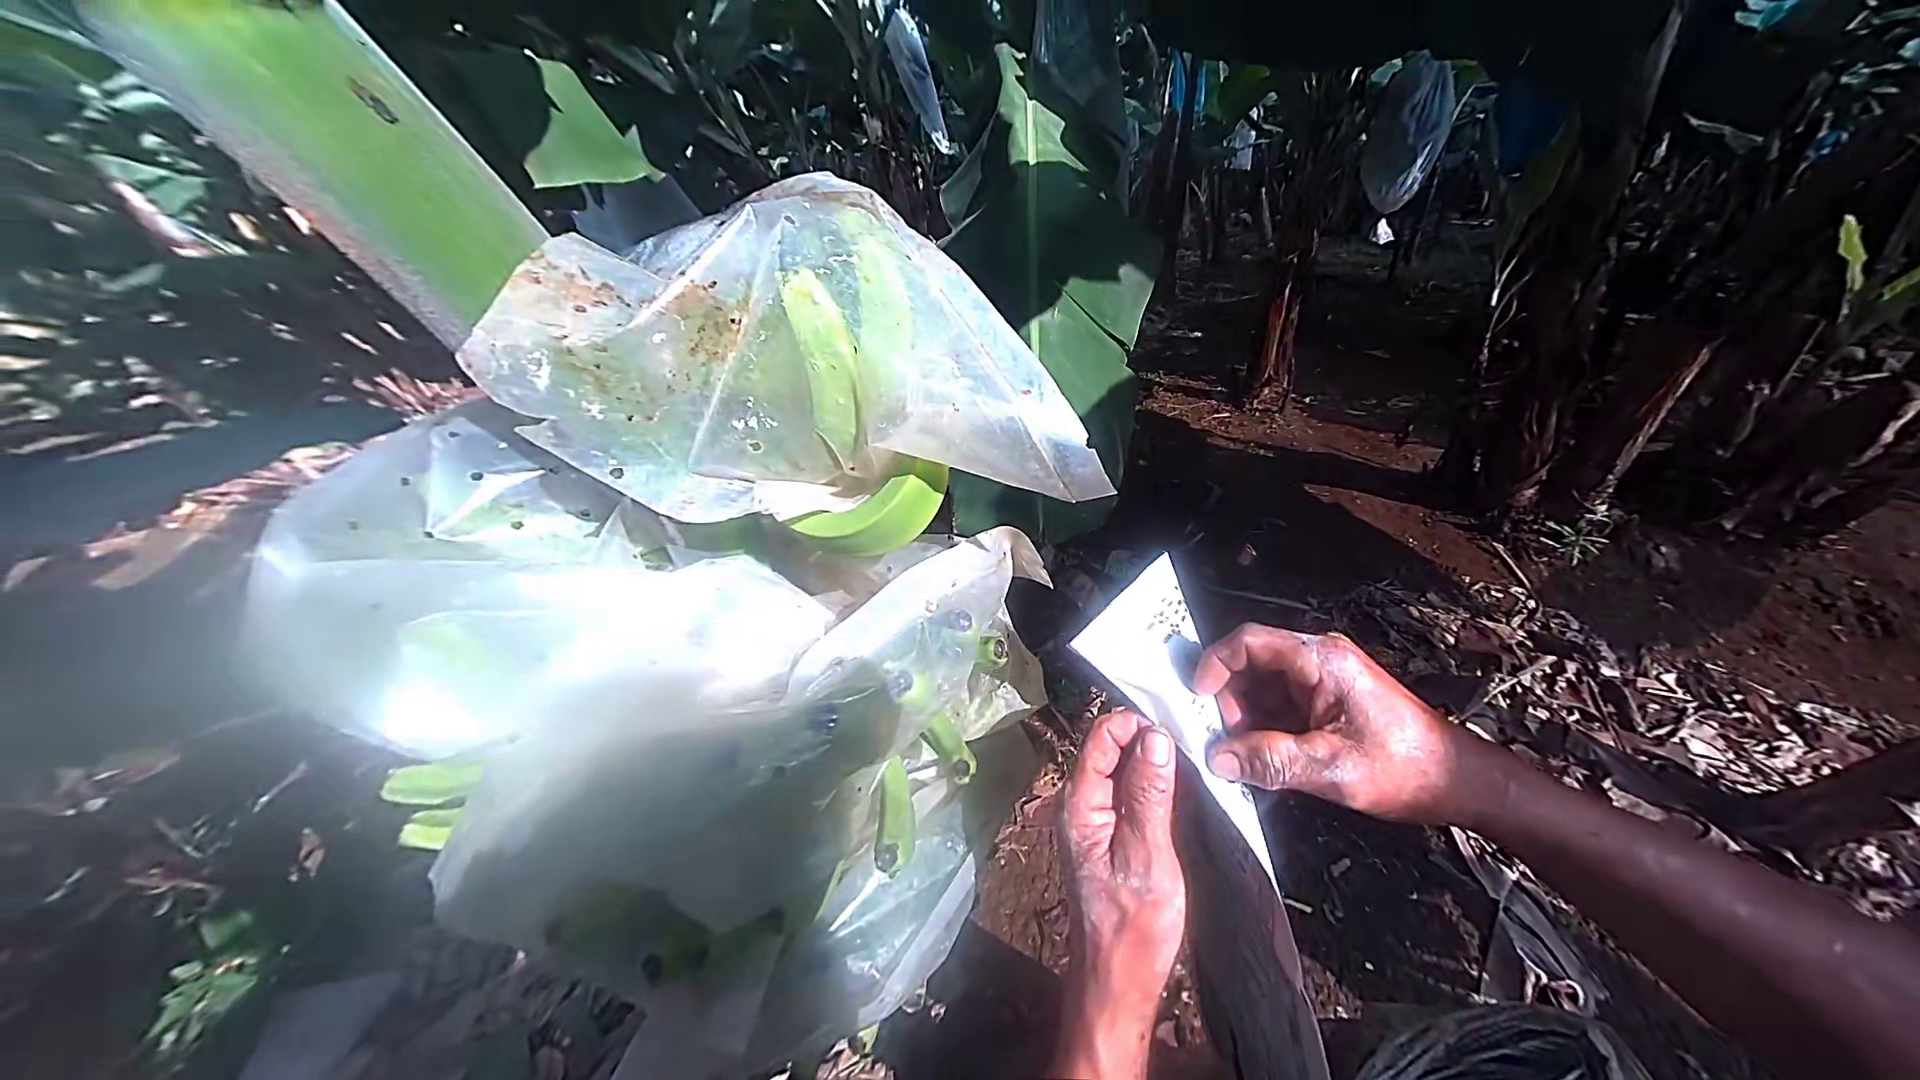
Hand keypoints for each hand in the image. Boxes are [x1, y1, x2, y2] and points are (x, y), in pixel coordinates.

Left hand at [1054, 710, 1184, 1079]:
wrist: (1119, 976)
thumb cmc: (1131, 926)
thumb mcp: (1147, 856)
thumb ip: (1148, 795)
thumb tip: (1155, 738)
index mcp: (1080, 803)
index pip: (1101, 737)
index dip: (1135, 724)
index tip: (1173, 729)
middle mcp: (1082, 802)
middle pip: (1111, 748)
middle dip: (1147, 739)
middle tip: (1189, 744)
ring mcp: (1097, 816)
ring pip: (1124, 768)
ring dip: (1153, 761)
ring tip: (1191, 764)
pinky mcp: (1113, 830)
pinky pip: (1131, 791)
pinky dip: (1154, 783)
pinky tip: (1180, 789)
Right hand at [1192, 624, 1508, 826]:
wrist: (1461, 784)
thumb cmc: (1411, 766)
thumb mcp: (1332, 768)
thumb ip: (1269, 761)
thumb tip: (1219, 758)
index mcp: (1321, 660)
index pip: (1248, 641)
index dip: (1215, 664)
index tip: (1198, 695)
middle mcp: (1317, 661)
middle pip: (1248, 665)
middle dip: (1229, 701)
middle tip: (1226, 737)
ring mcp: (1319, 681)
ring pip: (1258, 687)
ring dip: (1245, 718)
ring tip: (1247, 753)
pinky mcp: (1321, 701)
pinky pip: (1275, 705)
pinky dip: (1262, 728)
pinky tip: (1264, 755)